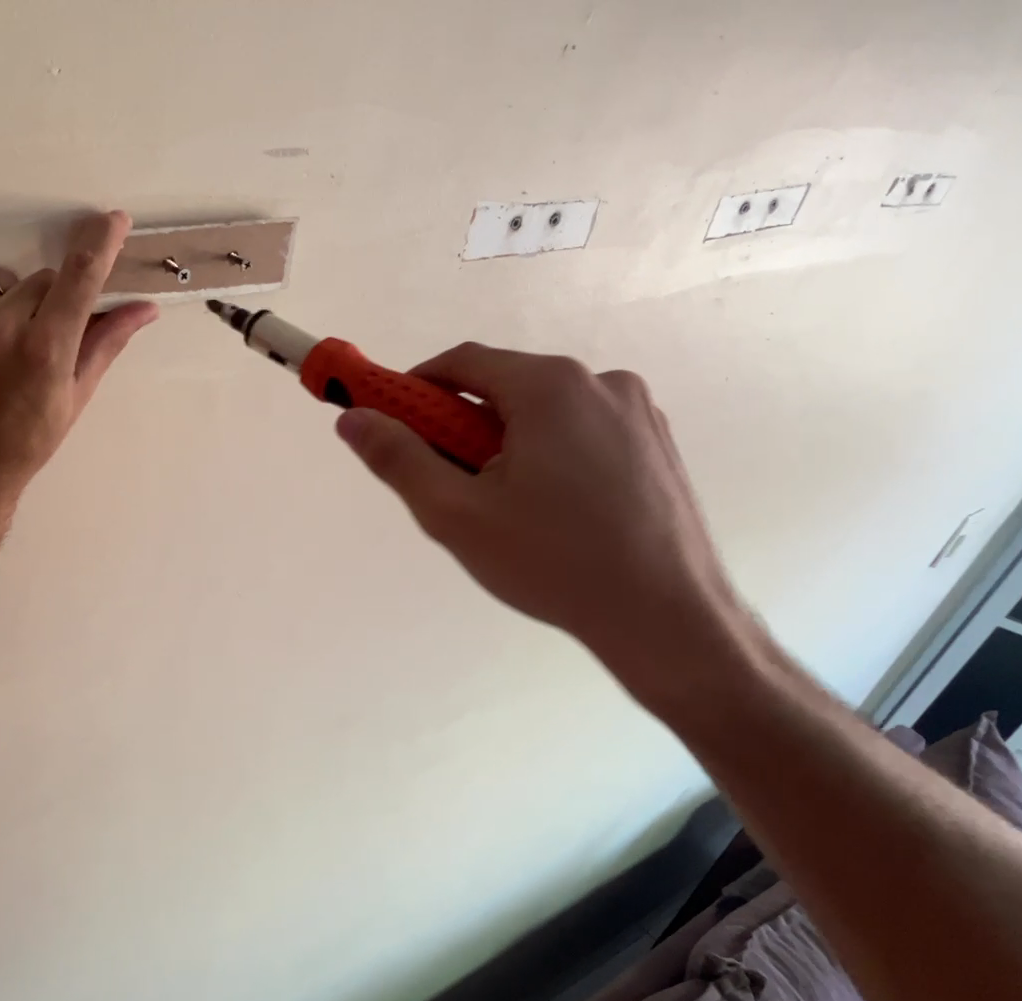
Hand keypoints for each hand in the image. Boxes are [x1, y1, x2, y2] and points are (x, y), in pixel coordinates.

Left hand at [0, 210, 157, 510]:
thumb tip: (144, 308)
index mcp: (44, 350)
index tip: (110, 220)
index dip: (99, 242)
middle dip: (43, 304)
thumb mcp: (71, 400)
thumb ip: (104, 345)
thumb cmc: (22, 444)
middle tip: (31, 348)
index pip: (79, 275)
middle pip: (35, 281)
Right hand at [335, 344, 756, 690]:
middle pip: (505, 388)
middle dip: (463, 428)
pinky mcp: (657, 444)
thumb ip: (398, 459)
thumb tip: (353, 418)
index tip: (392, 427)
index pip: (462, 362)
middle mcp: (600, 381)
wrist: (667, 617)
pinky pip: (582, 433)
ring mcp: (638, 412)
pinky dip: (551, 457)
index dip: (415, 389)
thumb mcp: (455, 514)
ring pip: (544, 414)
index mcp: (550, 386)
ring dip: (508, 446)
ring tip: (506, 513)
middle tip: (450, 487)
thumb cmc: (552, 561)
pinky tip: (554, 515)